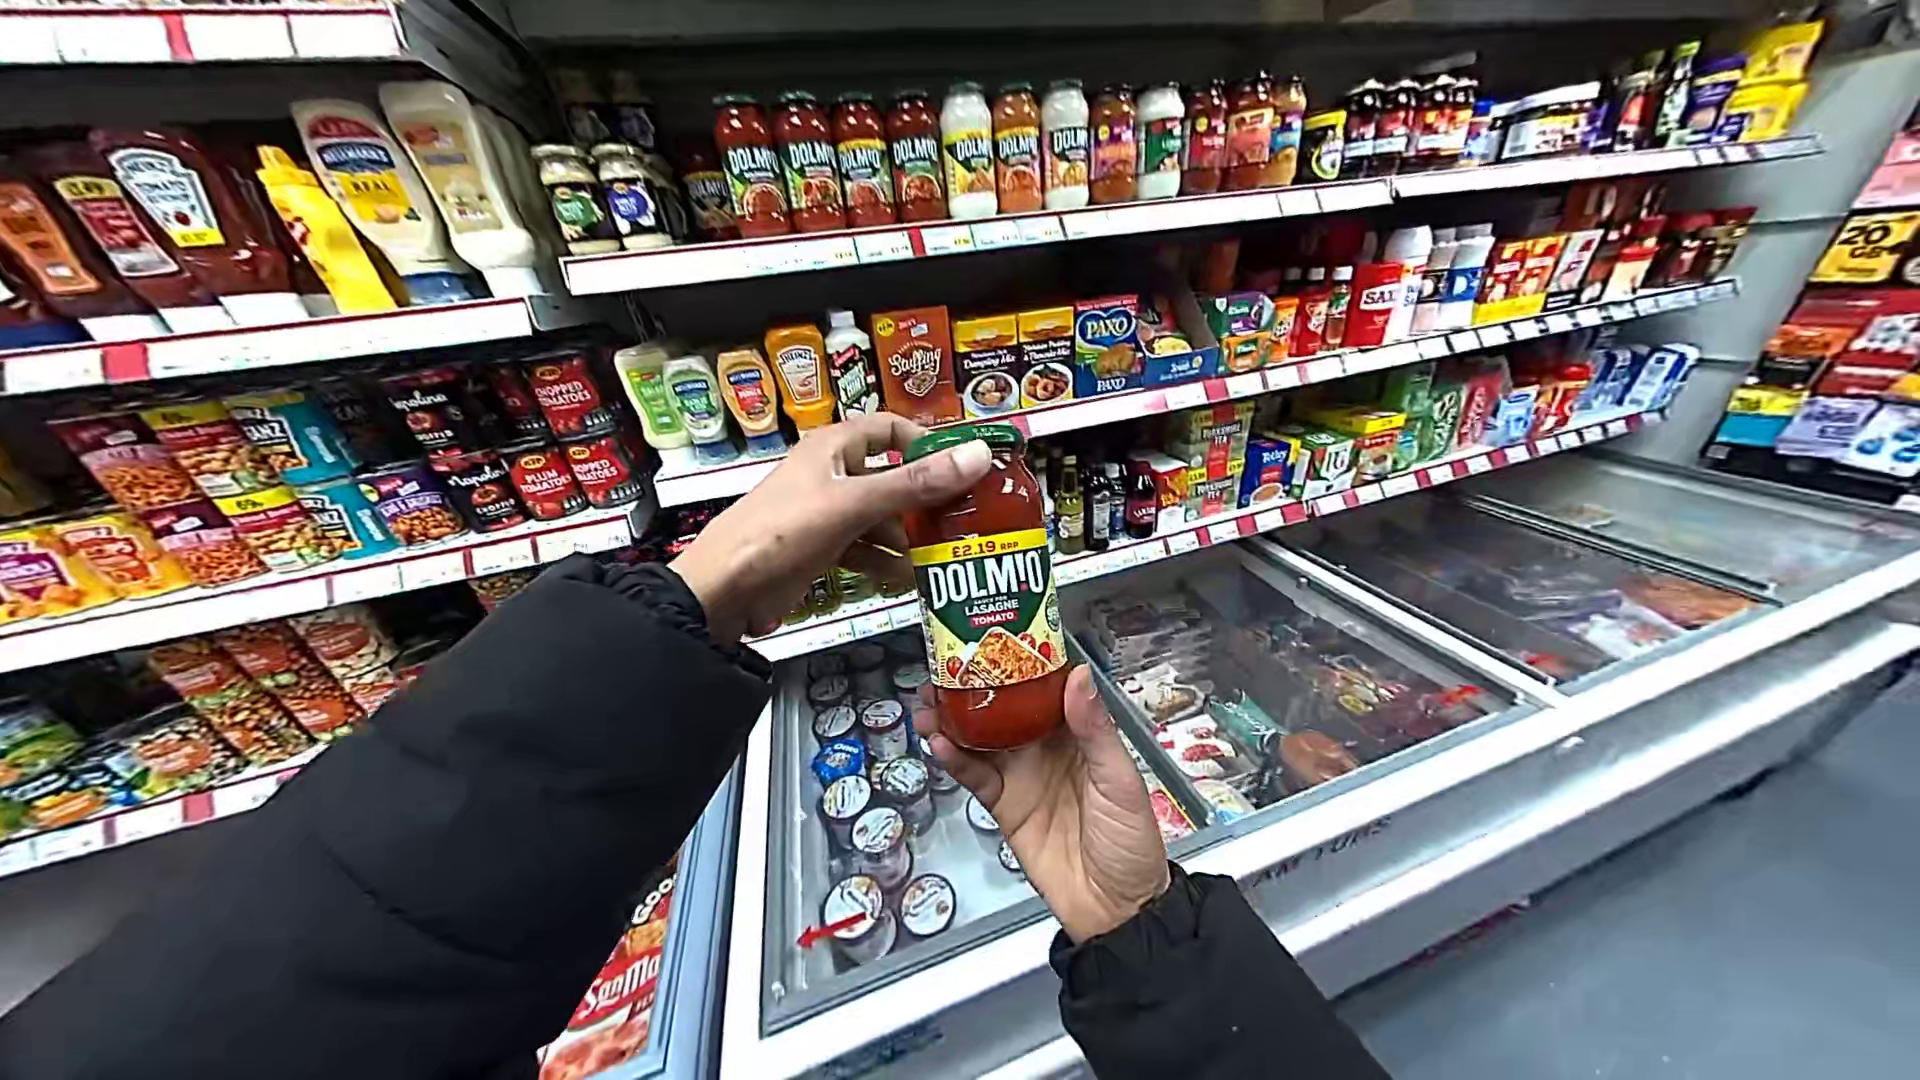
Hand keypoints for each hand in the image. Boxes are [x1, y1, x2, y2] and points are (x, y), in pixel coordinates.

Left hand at [671, 413, 990, 641]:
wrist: (725, 592)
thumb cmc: (785, 533)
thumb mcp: (853, 504)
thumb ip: (915, 483)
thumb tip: (980, 455)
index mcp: (834, 448)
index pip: (891, 430)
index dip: (927, 444)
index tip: (962, 469)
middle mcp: (833, 474)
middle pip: (892, 478)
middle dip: (924, 501)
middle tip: (964, 521)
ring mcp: (828, 513)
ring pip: (882, 517)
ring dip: (908, 537)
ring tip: (941, 555)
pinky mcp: (824, 547)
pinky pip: (866, 547)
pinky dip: (885, 560)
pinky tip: (906, 577)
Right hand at [916, 666, 1170, 943]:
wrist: (1114, 909)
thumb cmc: (1128, 838)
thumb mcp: (1119, 779)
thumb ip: (1095, 729)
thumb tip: (1076, 673)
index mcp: (1073, 731)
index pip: (1041, 686)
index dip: (1016, 661)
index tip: (990, 639)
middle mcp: (1041, 744)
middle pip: (1000, 707)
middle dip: (970, 687)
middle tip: (940, 669)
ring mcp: (1018, 773)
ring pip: (978, 737)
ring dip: (951, 718)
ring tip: (926, 701)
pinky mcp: (1001, 803)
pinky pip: (973, 775)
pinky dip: (953, 759)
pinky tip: (938, 743)